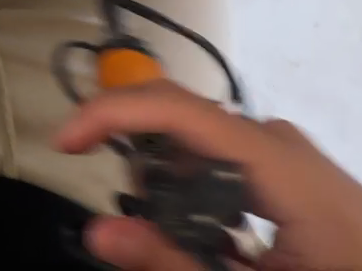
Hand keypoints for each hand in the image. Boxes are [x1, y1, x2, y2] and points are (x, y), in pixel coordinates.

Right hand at [56, 81, 361, 270]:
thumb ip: (175, 263)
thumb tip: (98, 232)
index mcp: (280, 165)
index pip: (173, 107)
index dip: (108, 114)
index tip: (64, 144)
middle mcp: (280, 143)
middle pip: (179, 120)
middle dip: (136, 158)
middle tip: (127, 215)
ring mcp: (291, 155)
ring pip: (198, 144)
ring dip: (169, 184)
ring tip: (180, 243)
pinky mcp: (297, 174)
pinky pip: (225, 163)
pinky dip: (199, 195)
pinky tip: (216, 245)